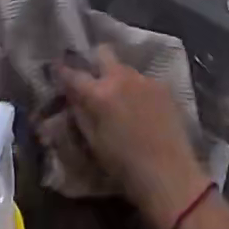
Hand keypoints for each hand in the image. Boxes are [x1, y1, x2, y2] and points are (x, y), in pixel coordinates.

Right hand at [55, 45, 209, 228]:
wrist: (171, 176)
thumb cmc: (125, 167)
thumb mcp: (93, 142)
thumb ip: (80, 113)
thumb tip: (71, 96)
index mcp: (99, 93)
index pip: (73, 74)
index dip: (62, 71)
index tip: (57, 69)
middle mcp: (121, 78)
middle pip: (103, 53)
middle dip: (94, 61)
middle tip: (93, 79)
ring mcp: (144, 80)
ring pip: (124, 68)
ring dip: (117, 78)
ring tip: (120, 98)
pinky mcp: (163, 87)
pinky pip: (143, 80)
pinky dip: (136, 89)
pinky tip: (141, 108)